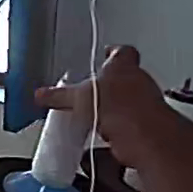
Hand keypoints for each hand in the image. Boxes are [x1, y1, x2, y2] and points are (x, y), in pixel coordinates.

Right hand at [34, 46, 173, 156]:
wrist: (144, 134)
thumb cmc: (119, 105)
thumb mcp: (76, 97)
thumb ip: (58, 96)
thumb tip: (42, 95)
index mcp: (122, 66)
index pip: (122, 52)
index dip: (114, 52)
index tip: (107, 53)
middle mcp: (141, 82)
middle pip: (127, 77)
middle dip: (111, 85)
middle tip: (94, 92)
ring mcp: (149, 104)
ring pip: (131, 102)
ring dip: (115, 109)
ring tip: (95, 118)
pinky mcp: (150, 125)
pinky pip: (131, 124)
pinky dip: (117, 130)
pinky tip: (102, 138)